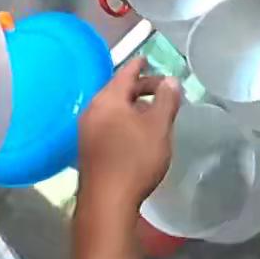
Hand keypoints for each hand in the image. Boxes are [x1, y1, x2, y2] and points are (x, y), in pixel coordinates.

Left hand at [77, 57, 183, 211]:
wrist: (108, 200)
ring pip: (114, 107)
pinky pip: (109, 122)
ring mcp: (88, 130)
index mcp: (108, 100)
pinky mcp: (90, 146)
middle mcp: (93, 111)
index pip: (125, 74)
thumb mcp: (159, 126)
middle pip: (118, 90)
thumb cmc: (135, 158)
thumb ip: (166, 100)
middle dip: (141, 87)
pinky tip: (140, 130)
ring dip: (134, 105)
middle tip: (164, 89)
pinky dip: (126, 118)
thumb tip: (171, 80)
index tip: (148, 58)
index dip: (139, 66)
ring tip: (156, 110)